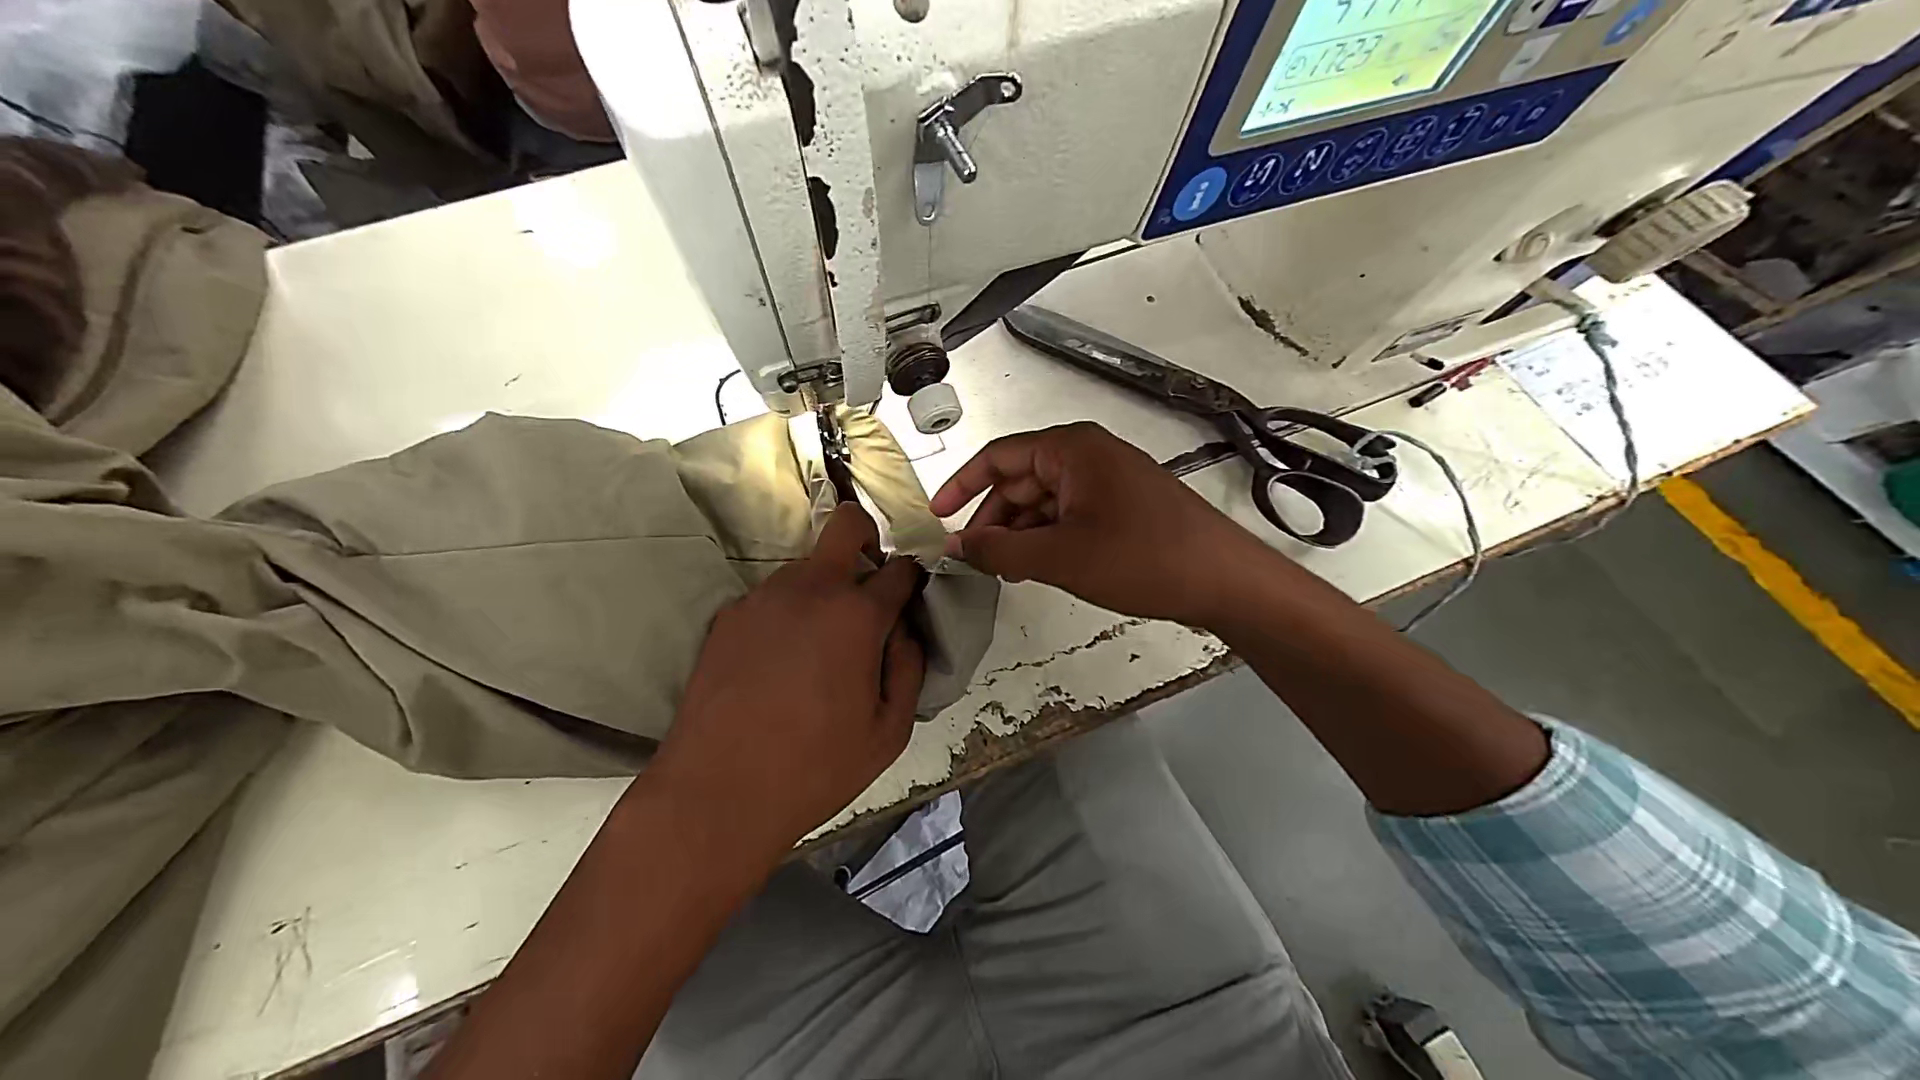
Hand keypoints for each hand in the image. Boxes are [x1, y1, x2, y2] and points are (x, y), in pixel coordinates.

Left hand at [649, 503, 926, 855]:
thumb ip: (909, 668)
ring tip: (820, 645)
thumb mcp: (889, 732)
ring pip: (807, 566)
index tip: (910, 596)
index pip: (900, 570)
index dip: (912, 579)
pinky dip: (788, 613)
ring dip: (825, 587)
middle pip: (847, 524)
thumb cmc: (813, 768)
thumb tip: (904, 631)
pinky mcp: (728, 616)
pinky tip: (780, 662)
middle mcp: (809, 590)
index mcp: (856, 616)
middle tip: (871, 583)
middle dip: (869, 537)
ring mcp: (762, 598)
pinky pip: (772, 597)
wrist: (715, 793)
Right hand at [930, 422, 1275, 626]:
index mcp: (1071, 449)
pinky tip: (1038, 567)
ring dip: (1020, 533)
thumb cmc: (1146, 558)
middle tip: (973, 557)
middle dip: (993, 519)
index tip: (939, 515)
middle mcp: (1088, 456)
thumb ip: (999, 551)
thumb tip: (958, 547)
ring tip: (1005, 570)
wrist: (1223, 580)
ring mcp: (1108, 481)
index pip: (998, 457)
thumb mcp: (1060, 557)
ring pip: (1044, 502)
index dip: (962, 486)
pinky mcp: (1122, 506)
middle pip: (1020, 480)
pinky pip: (1069, 514)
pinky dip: (1047, 538)